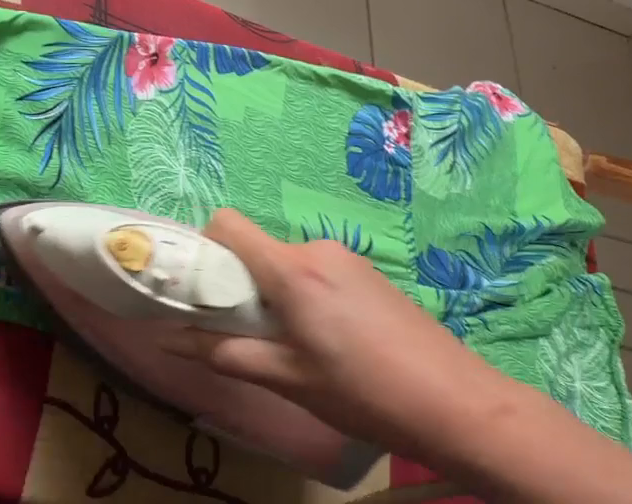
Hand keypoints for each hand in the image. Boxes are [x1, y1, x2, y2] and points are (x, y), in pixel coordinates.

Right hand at [164, 209, 504, 459]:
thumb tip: (168, 339)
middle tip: (249, 332)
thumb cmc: (365, 394)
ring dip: (274, 293)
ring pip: (284, 261)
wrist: (462, 406)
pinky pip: (314, 270)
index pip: (226, 224)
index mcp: (290, 268)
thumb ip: (223, 353)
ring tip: (294, 344)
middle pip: (255, 247)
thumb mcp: (287, 379)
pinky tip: (329, 341)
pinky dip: (304, 295)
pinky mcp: (368, 273)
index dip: (205, 248)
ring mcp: (346, 258)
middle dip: (240, 283)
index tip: (205, 291)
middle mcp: (314, 249)